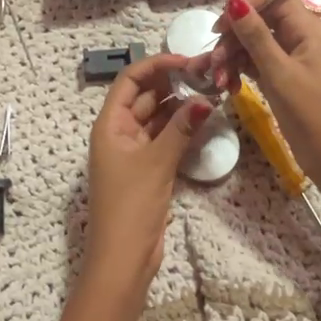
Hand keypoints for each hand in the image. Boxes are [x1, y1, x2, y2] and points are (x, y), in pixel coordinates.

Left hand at [83, 52, 212, 284]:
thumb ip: (181, 128)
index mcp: (110, 124)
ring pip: (157, 118)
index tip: (187, 59)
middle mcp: (119, 133)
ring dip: (180, 106)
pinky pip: (164, 139)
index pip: (130, 80)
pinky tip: (204, 120)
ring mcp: (133, 152)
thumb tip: (204, 98)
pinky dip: (181, 129)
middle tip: (207, 74)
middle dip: (173, 83)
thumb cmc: (131, 206)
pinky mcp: (147, 170)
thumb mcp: (157, 162)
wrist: (122, 261)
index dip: (156, 65)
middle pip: (145, 97)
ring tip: (211, 91)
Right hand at [189, 0, 320, 187]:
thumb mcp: (279, 73)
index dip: (244, 4)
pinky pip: (253, 62)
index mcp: (305, 27)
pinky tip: (230, 87)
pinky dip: (239, 70)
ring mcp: (288, 57)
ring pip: (251, 42)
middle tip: (214, 64)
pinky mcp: (281, 76)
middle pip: (256, 19)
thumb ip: (255, 36)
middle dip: (231, 38)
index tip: (221, 28)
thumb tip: (234, 1)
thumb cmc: (312, 114)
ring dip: (230, 57)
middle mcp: (297, 36)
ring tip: (219, 81)